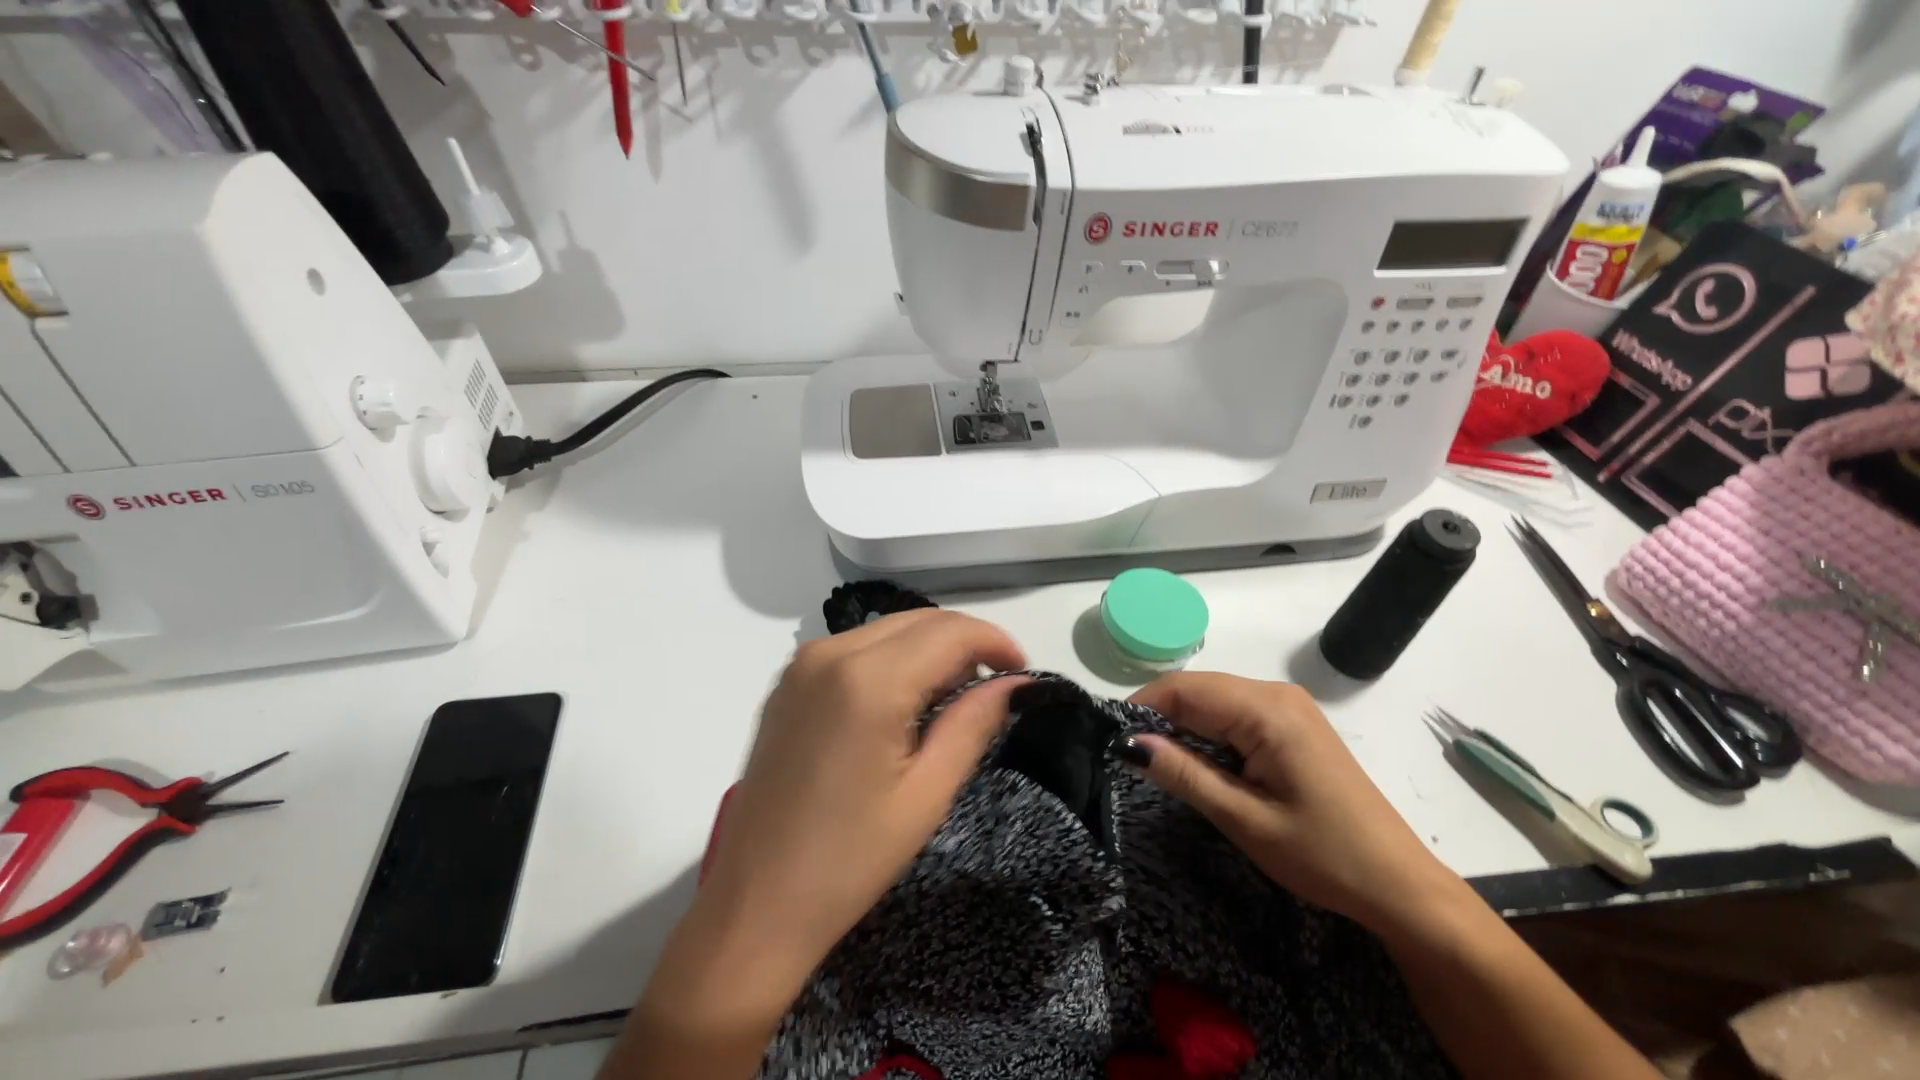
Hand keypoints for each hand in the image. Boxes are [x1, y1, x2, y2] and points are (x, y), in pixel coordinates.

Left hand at [693, 609, 1027, 985]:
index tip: (1023, 673)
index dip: (996, 642)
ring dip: (928, 651)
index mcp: (867, 680)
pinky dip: (890, 661)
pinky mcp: (786, 685)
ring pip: (886, 630)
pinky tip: (902, 705)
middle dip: (964, 644)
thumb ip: (973, 723)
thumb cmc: (850, 858)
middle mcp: (829, 653)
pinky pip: (853, 649)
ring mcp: (800, 666)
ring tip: (951, 703)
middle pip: (918, 621)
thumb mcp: (927, 793)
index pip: (950, 631)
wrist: (757, 901)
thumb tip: (1015, 681)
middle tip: (992, 691)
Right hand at [1125, 673, 1466, 935]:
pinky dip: (1209, 735)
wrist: (1397, 882)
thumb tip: (1128, 743)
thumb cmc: (1322, 855)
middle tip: (1128, 760)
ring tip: (1159, 767)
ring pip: (1215, 701)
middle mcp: (1278, 695)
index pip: (1184, 688)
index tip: (1109, 742)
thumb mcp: (1243, 819)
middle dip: (1159, 718)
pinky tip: (1200, 766)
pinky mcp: (1294, 726)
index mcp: (1268, 710)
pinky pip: (1236, 715)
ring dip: (1183, 727)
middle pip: (1199, 689)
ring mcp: (1290, 708)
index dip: (1141, 708)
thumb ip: (1184, 774)